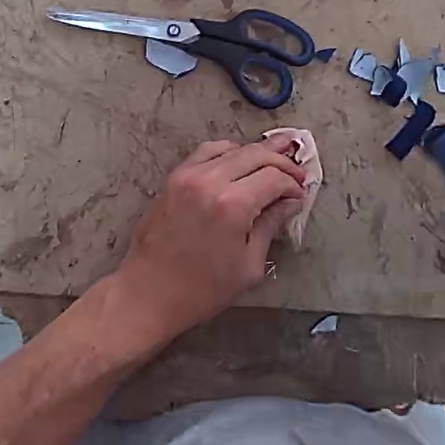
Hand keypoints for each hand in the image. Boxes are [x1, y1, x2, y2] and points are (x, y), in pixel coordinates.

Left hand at [107, 138, 306, 343]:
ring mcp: (190, 176)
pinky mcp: (175, 178)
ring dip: (259, 153)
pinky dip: (229, 151)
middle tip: (296, 175)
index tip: (299, 195)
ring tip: (275, 159)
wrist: (145, 297)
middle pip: (258, 154)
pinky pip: (208, 151)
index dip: (293, 184)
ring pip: (235, 147)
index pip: (275, 177)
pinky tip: (240, 161)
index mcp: (233, 205)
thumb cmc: (201, 290)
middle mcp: (211, 182)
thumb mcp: (248, 265)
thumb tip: (290, 202)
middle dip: (282, 162)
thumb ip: (272, 225)